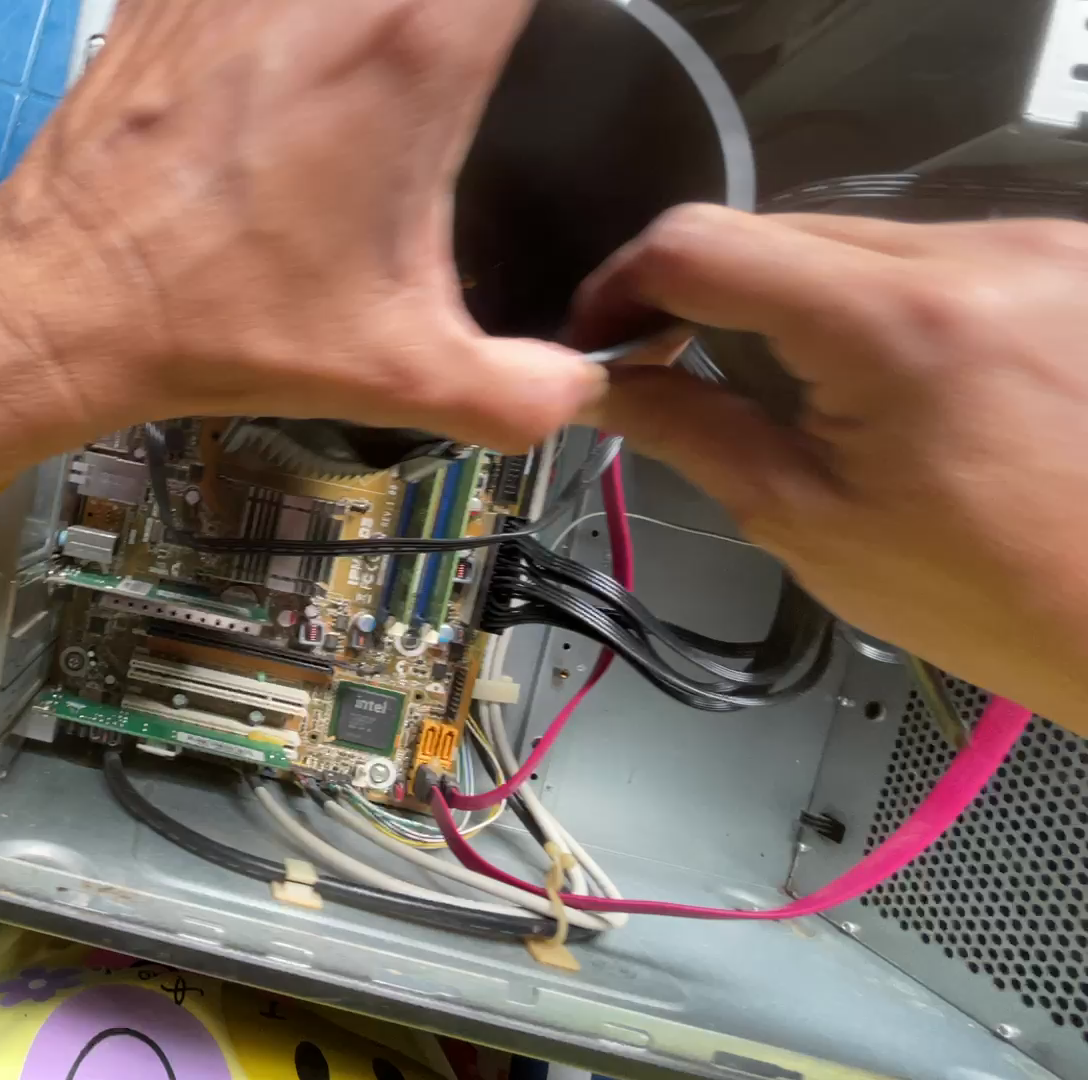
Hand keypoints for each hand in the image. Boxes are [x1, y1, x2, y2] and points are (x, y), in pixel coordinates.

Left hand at [0, 0, 603, 475]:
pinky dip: (281, 23)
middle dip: (453, 22)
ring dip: (365, 22)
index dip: (531, 11)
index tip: (520, 47)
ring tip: (365, 80)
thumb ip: (517, 391)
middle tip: (442, 75)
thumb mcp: (392, 374)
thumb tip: (580, 389)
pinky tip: (281, 64)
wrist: (65, 307)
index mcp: (422, 33)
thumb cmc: (223, 330)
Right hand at [573, 205, 1087, 727]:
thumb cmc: (991, 591)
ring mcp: (1044, 247)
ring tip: (747, 381)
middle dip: (679, 296)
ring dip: (757, 301)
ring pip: (829, 239)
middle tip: (647, 369)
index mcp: (899, 324)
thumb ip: (682, 427)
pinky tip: (836, 372)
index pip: (698, 247)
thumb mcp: (796, 514)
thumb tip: (591, 385)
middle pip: (761, 229)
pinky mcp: (1069, 263)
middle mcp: (984, 253)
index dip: (615, 287)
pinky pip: (902, 258)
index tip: (591, 345)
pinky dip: (831, 303)